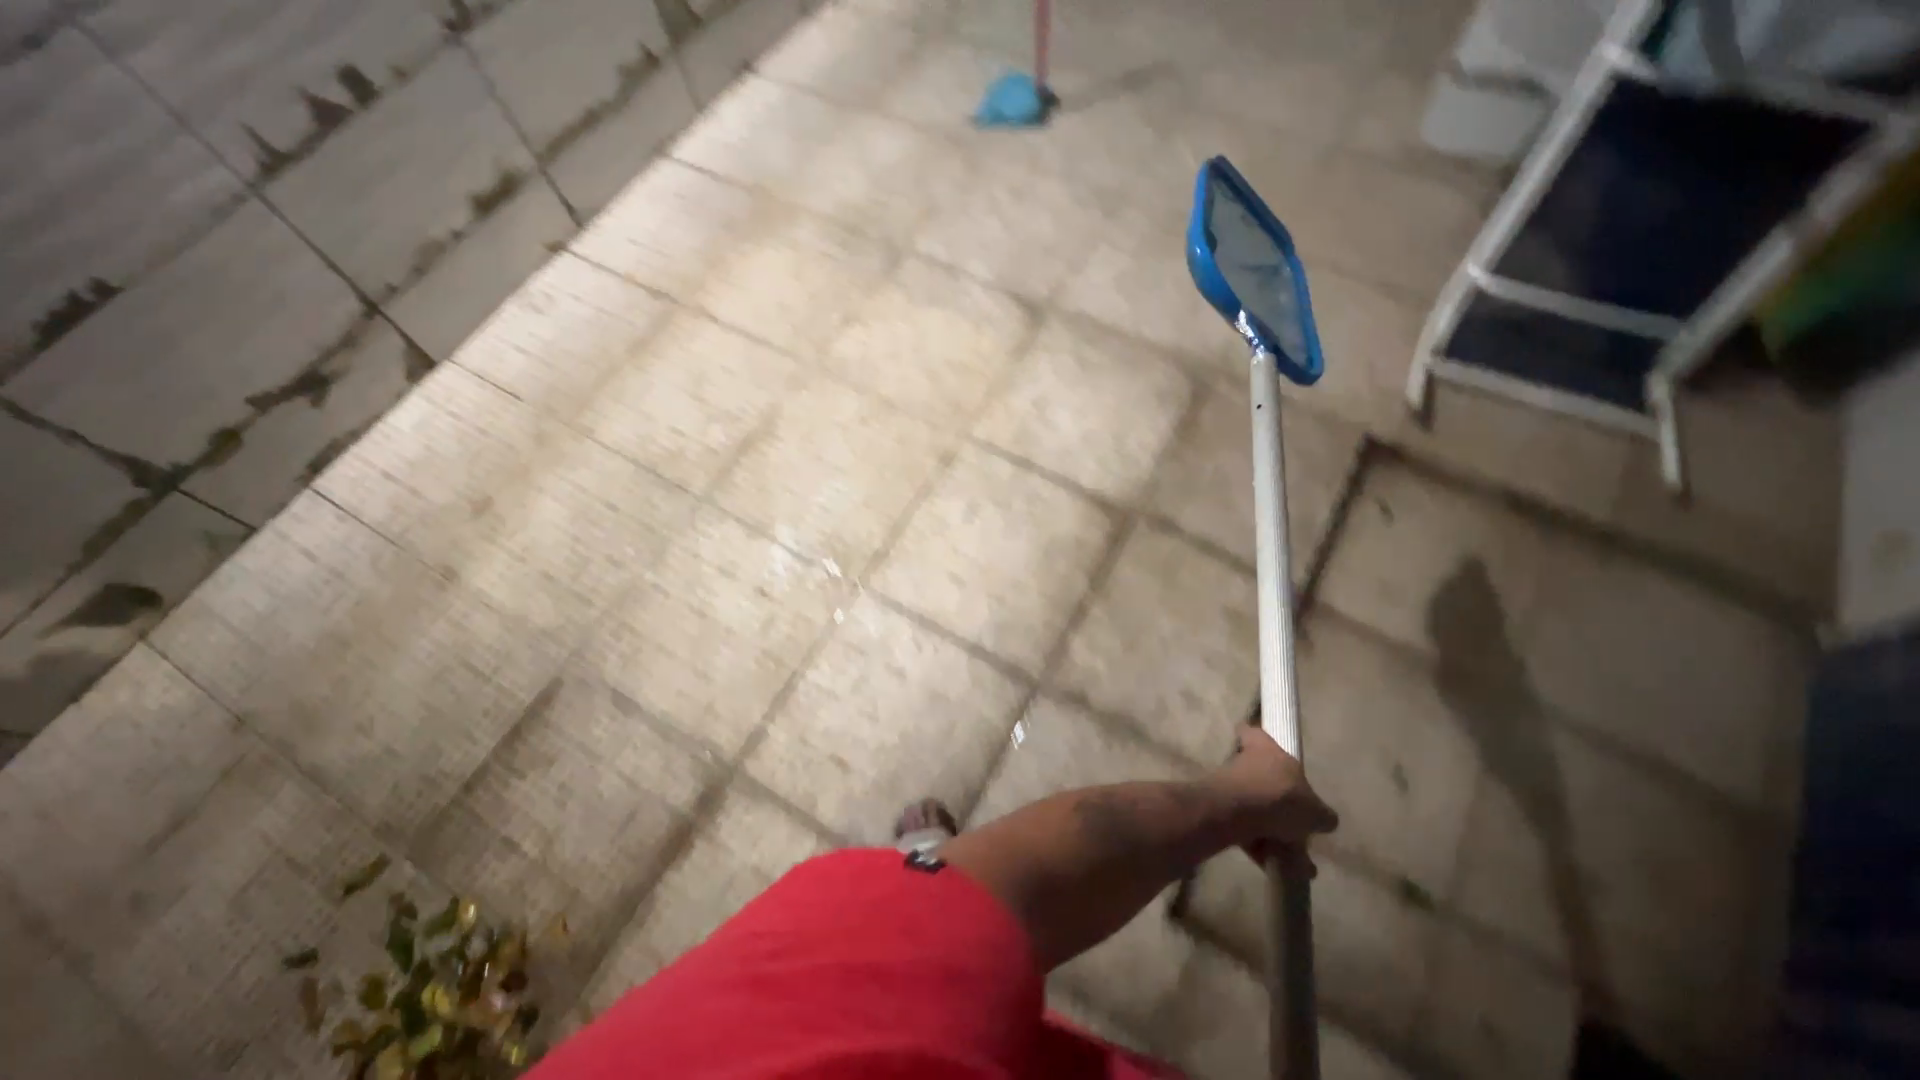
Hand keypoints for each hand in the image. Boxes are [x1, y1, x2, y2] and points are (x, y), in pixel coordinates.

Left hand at [1212, 727, 1336, 873]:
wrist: (1237, 813)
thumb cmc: (1281, 798)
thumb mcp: (1315, 811)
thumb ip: (1321, 815)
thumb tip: (1327, 820)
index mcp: (1266, 751)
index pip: (1255, 734)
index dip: (1256, 738)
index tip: (1257, 745)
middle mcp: (1245, 764)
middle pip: (1258, 778)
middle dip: (1274, 802)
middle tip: (1293, 826)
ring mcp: (1229, 788)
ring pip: (1253, 809)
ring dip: (1270, 832)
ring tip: (1294, 861)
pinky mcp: (1219, 811)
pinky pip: (1244, 830)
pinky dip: (1259, 847)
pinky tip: (1276, 868)